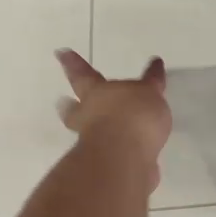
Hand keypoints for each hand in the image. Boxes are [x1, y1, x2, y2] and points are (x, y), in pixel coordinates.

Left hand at [56, 49, 171, 188]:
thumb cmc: (133, 115)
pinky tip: (135, 151)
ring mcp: (95, 142)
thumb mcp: (149, 91)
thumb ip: (151, 82)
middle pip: (76, 108)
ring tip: (111, 128)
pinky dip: (122, 150)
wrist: (125, 157)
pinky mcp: (108, 164)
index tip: (61, 52)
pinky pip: (114, 152)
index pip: (84, 74)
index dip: (74, 64)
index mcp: (97, 94)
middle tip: (64, 100)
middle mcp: (90, 117)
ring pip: (91, 131)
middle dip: (71, 105)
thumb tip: (154, 67)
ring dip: (96, 129)